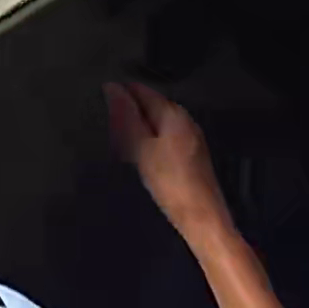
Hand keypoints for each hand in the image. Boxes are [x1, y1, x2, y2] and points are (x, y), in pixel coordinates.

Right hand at [104, 81, 231, 240]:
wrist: (204, 221)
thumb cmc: (169, 181)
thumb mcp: (141, 147)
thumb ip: (126, 115)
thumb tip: (111, 86)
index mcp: (172, 111)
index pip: (140, 89)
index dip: (120, 95)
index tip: (103, 109)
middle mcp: (184, 117)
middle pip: (149, 103)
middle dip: (129, 113)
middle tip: (110, 130)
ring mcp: (191, 135)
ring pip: (157, 121)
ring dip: (139, 128)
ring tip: (121, 145)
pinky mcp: (193, 153)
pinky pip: (165, 135)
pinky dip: (151, 140)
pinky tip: (141, 157)